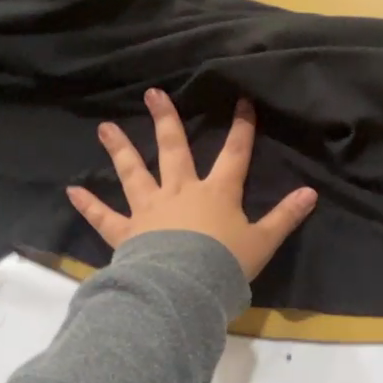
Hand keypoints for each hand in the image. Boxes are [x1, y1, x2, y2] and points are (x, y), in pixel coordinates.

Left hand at [66, 89, 317, 279]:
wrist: (184, 287)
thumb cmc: (226, 263)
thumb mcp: (263, 241)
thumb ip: (285, 216)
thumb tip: (311, 192)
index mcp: (217, 193)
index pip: (235, 154)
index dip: (241, 128)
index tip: (242, 102)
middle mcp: (181, 192)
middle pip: (174, 150)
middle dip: (167, 122)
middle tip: (153, 95)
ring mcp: (150, 209)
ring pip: (134, 173)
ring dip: (120, 150)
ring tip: (105, 128)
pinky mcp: (126, 232)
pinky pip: (104, 217)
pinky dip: (89, 205)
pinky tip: (72, 191)